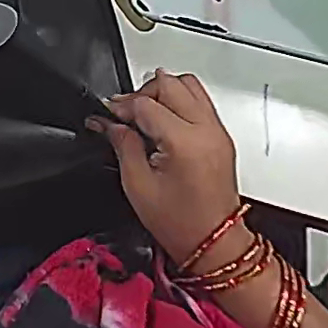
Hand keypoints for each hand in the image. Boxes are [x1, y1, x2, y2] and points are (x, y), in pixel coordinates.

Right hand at [88, 70, 242, 267]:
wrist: (214, 243)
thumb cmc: (179, 223)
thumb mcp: (137, 184)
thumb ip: (122, 144)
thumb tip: (107, 122)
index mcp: (185, 143)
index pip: (146, 104)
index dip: (121, 107)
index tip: (107, 115)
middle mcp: (207, 131)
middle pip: (170, 84)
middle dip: (141, 93)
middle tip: (124, 114)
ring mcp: (218, 131)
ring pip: (189, 84)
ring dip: (163, 91)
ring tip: (144, 113)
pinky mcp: (221, 135)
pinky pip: (200, 100)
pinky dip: (178, 100)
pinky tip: (162, 120)